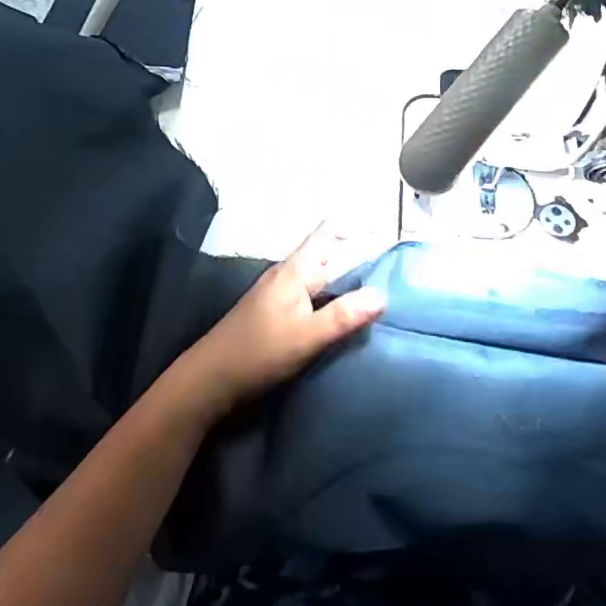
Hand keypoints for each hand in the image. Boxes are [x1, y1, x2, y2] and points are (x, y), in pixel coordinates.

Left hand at [163, 227, 385, 421]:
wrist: (213, 376)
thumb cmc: (260, 352)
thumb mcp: (308, 336)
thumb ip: (344, 315)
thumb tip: (383, 293)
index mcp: (293, 272)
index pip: (324, 236)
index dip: (353, 229)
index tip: (385, 236)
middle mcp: (285, 276)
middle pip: (324, 256)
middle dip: (354, 257)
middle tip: (392, 267)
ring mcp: (277, 294)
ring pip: (316, 277)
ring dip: (342, 280)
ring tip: (377, 288)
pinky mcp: (274, 313)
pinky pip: (308, 296)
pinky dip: (328, 298)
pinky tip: (342, 313)